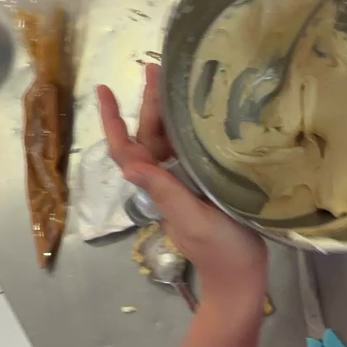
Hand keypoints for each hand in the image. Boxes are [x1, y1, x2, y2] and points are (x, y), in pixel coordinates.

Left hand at [99, 65, 266, 306]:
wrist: (241, 278)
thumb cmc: (220, 250)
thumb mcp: (192, 219)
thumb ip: (163, 191)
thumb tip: (129, 162)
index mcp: (159, 187)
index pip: (127, 149)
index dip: (114, 120)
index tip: (105, 90)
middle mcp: (168, 182)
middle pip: (150, 137)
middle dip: (148, 103)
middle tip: (155, 67)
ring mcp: (186, 185)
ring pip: (170, 142)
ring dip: (170, 112)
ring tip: (177, 82)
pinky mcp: (206, 188)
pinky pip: (192, 152)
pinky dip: (192, 130)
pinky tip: (207, 116)